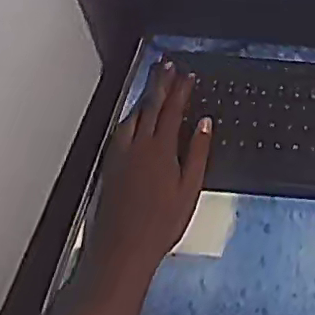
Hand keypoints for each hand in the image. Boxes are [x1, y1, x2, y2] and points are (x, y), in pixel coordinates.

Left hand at [84, 61, 213, 292]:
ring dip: (145, 94)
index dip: (181, 89)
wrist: (122, 250)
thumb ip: (198, 152)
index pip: (172, 109)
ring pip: (134, 113)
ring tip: (153, 81)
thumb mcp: (189, 189)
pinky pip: (121, 127)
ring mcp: (121, 152)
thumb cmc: (160, 225)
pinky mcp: (110, 163)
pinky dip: (131, 114)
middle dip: (160, 82)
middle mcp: (138, 144)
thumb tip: (204, 123)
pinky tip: (133, 115)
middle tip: (167, 64)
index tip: (187, 74)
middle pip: (150, 104)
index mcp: (161, 148)